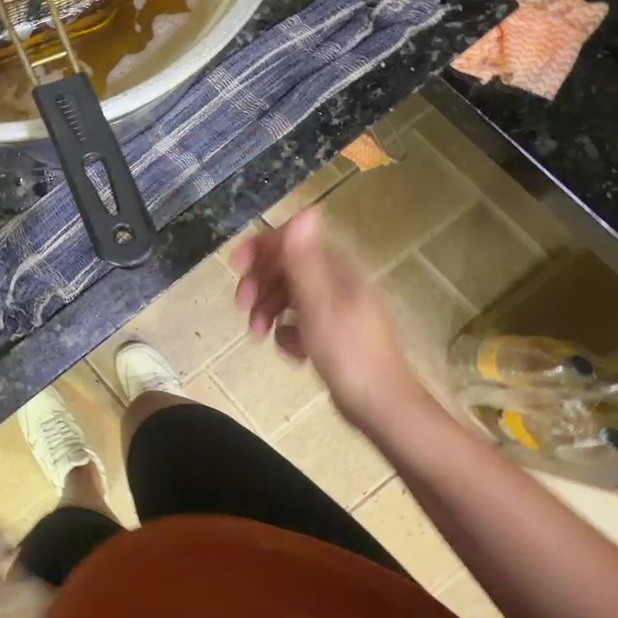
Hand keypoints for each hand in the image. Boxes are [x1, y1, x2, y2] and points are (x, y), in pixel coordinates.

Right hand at [230, 210, 429, 428]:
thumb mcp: (319, 303)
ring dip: (266, 310)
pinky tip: (290, 352)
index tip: (236, 266)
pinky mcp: (331, 335)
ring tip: (258, 334)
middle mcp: (336, 284)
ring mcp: (335, 310)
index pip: (293, 240)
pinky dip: (285, 333)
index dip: (261, 247)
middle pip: (285, 268)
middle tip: (242, 306)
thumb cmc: (348, 352)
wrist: (380, 407)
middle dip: (258, 284)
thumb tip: (305, 210)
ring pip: (287, 296)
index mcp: (336, 271)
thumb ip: (305, 258)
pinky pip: (296, 322)